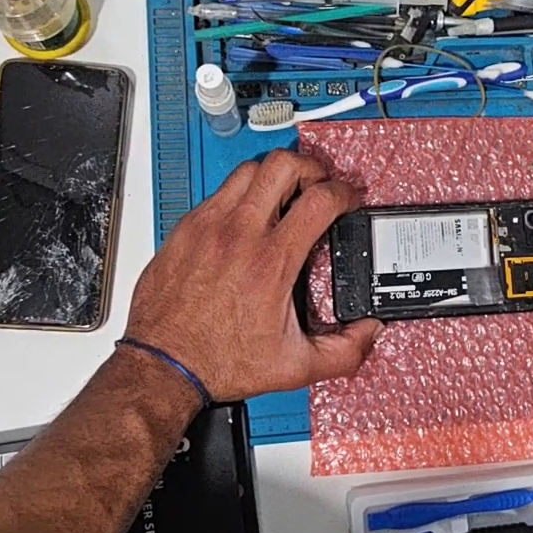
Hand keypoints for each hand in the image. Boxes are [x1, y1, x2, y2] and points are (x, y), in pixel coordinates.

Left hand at [123, 149, 381, 399]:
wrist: (163, 365)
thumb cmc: (218, 362)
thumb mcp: (295, 366)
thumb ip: (344, 351)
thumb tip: (370, 332)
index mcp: (271, 262)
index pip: (319, 200)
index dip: (344, 193)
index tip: (348, 200)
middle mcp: (239, 235)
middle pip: (282, 165)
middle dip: (310, 169)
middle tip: (318, 186)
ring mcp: (208, 226)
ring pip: (248, 170)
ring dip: (274, 175)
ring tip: (285, 194)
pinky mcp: (185, 229)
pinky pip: (218, 192)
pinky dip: (241, 194)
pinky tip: (249, 218)